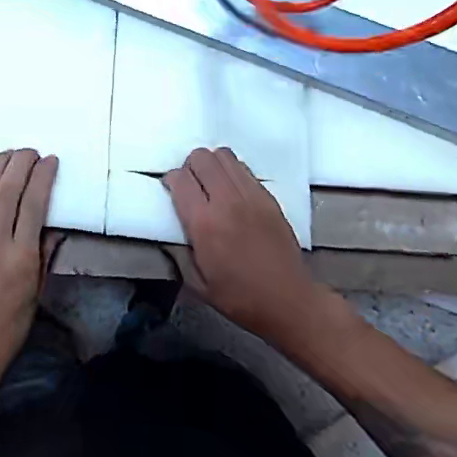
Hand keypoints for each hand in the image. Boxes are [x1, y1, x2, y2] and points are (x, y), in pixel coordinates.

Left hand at [0, 148, 58, 377]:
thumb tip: (54, 222)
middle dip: (21, 162)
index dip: (43, 176)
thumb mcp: (38, 288)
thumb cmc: (11, 321)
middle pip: (7, 189)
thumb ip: (45, 252)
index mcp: (21, 258)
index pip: (33, 204)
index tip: (51, 161)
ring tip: (10, 154)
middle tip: (32, 151)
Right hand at [162, 147, 338, 348]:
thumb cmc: (240, 297)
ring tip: (210, 183)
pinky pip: (245, 169)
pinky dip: (232, 172)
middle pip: (202, 158)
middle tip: (190, 185)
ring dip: (212, 165)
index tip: (171, 190)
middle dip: (190, 167)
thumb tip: (169, 235)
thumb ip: (178, 254)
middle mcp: (227, 202)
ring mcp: (251, 196)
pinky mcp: (269, 198)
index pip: (180, 179)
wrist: (288, 300)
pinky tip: (231, 191)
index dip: (170, 180)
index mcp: (204, 224)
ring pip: (224, 156)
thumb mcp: (197, 283)